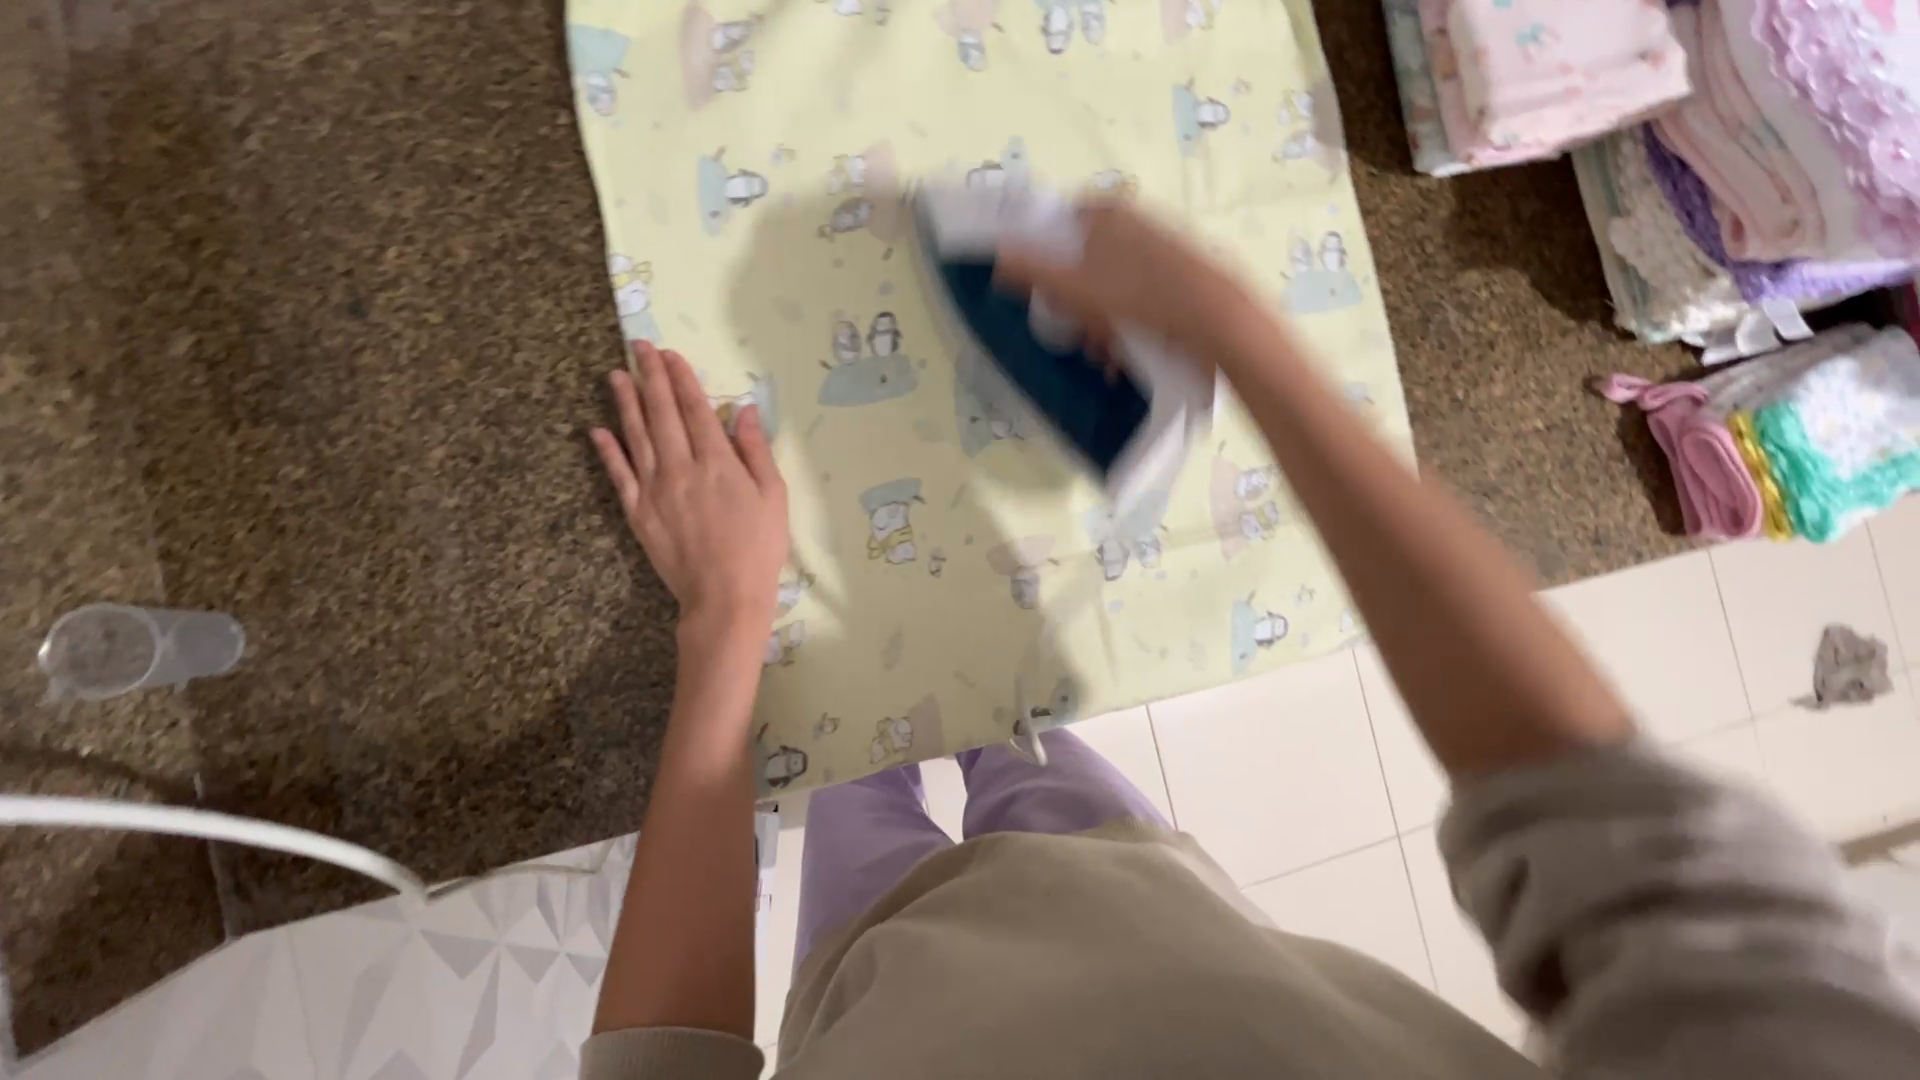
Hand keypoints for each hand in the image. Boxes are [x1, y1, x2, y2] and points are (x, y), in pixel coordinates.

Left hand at [591, 343, 788, 634]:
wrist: (724, 596)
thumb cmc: (759, 547)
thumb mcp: (774, 497)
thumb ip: (756, 451)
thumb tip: (745, 410)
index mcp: (718, 463)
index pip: (696, 410)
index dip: (683, 379)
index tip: (672, 354)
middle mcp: (681, 468)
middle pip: (663, 414)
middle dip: (651, 378)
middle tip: (639, 348)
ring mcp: (654, 489)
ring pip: (636, 436)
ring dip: (625, 403)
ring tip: (616, 375)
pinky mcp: (638, 512)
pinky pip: (619, 475)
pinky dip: (608, 451)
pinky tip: (599, 429)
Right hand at [996, 199, 1263, 361]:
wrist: (1219, 323)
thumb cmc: (1141, 298)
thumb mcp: (1077, 288)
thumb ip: (1034, 272)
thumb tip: (998, 257)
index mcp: (1110, 215)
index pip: (1065, 220)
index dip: (1047, 252)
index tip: (1042, 286)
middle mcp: (1137, 228)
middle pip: (1087, 263)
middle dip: (1076, 305)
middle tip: (1074, 333)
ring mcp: (1161, 258)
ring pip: (1113, 291)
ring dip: (1100, 327)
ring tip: (1102, 355)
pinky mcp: (1180, 288)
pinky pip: (1140, 307)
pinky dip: (1128, 332)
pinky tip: (1123, 360)